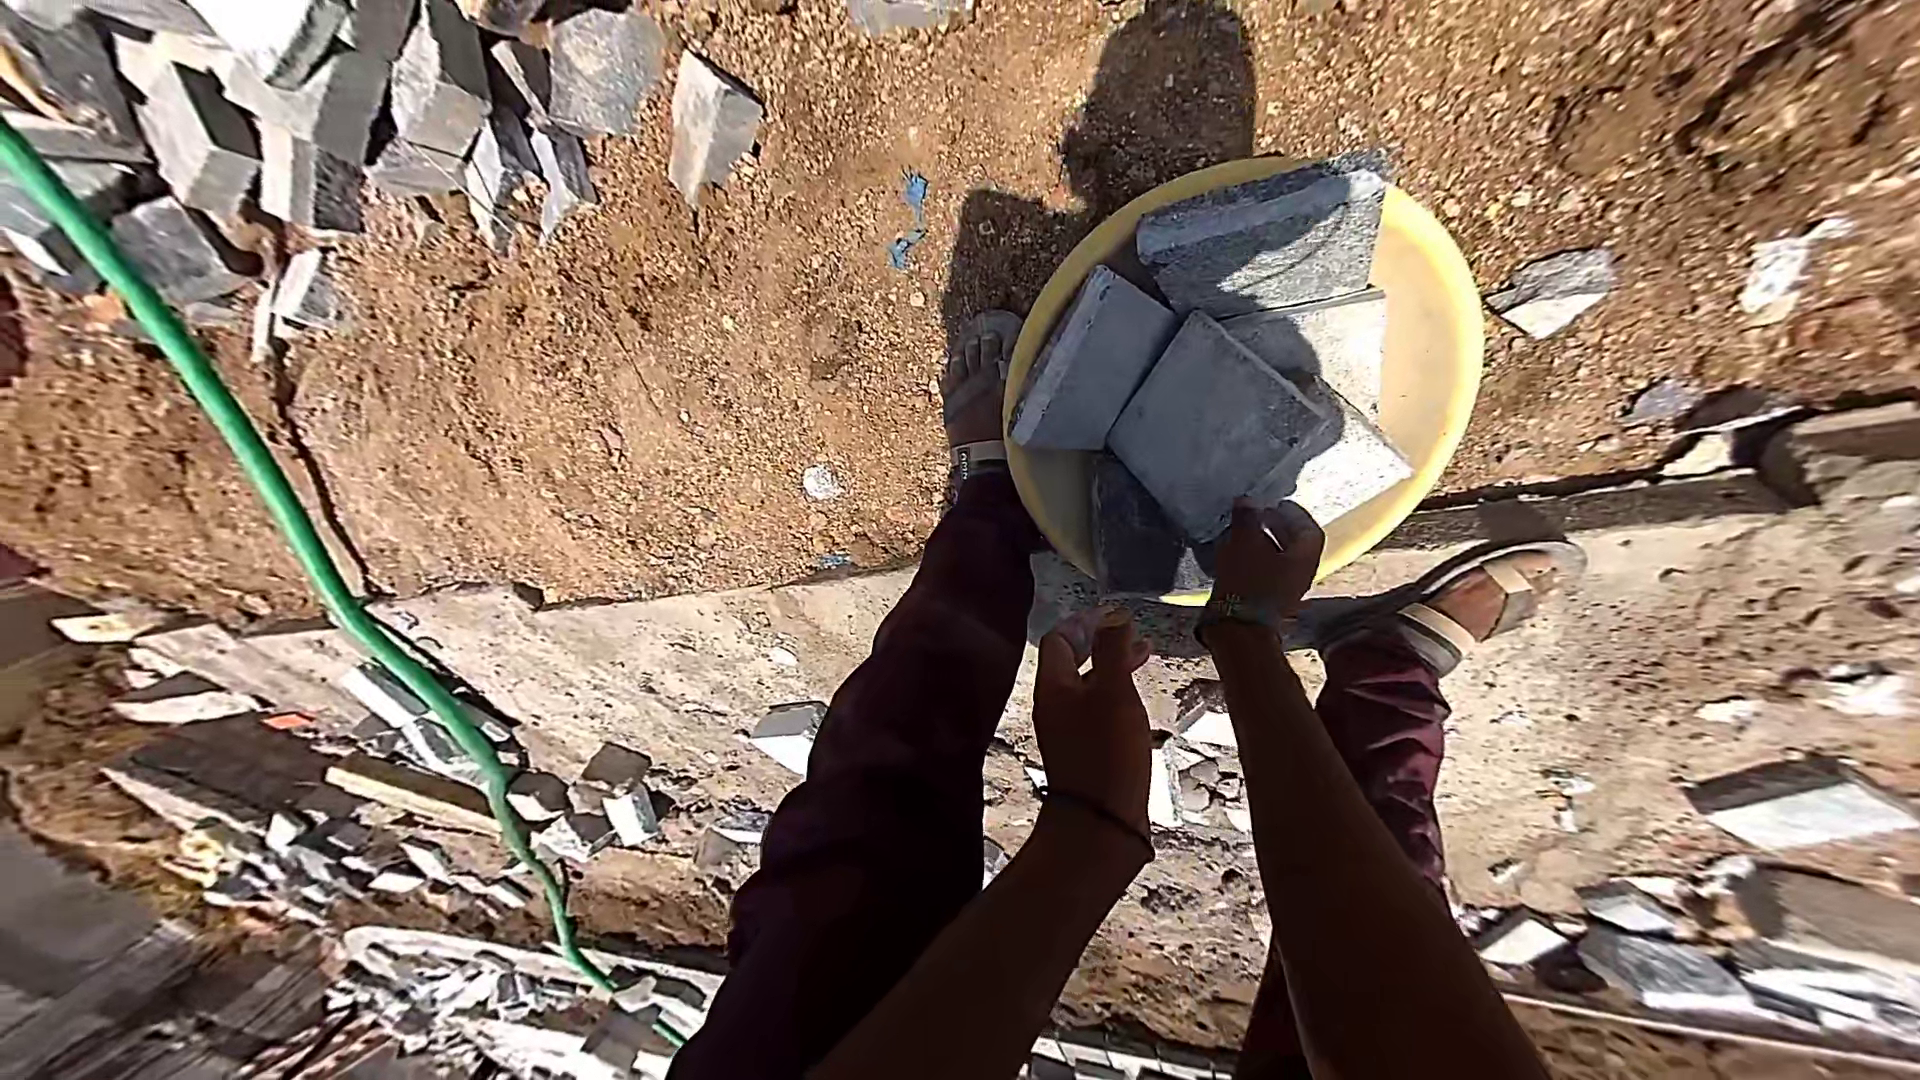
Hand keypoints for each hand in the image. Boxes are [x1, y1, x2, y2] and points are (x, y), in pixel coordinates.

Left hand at [1033, 606, 1152, 835]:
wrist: (1101, 821)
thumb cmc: (1106, 750)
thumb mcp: (1112, 691)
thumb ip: (1111, 651)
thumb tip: (1113, 616)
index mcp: (1052, 685)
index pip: (1059, 639)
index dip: (1084, 622)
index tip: (1114, 615)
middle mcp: (1054, 703)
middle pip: (1072, 660)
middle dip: (1102, 642)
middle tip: (1134, 634)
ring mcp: (1067, 727)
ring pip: (1087, 684)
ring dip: (1112, 665)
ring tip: (1144, 655)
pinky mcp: (1085, 748)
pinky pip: (1096, 707)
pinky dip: (1115, 692)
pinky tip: (1137, 697)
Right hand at [1212, 499, 1325, 620]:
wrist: (1237, 625)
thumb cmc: (1247, 579)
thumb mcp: (1245, 542)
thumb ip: (1248, 519)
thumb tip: (1247, 500)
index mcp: (1306, 557)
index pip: (1308, 528)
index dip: (1294, 513)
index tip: (1276, 503)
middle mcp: (1302, 574)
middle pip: (1294, 545)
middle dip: (1277, 527)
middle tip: (1258, 515)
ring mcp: (1285, 590)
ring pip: (1279, 559)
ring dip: (1264, 544)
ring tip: (1243, 533)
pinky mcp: (1267, 600)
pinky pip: (1266, 572)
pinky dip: (1255, 559)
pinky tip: (1236, 555)